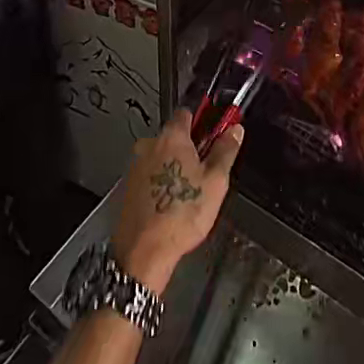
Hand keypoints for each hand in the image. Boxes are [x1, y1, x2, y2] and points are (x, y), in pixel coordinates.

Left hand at [111, 110, 243, 293]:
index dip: (204, 120)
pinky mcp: (128, 186)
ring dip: (175, 166)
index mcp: (171, 136)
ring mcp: (136, 165)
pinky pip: (150, 175)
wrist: (144, 251)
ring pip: (162, 157)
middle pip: (175, 136)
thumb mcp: (215, 182)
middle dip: (191, 148)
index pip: (188, 112)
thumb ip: (226, 150)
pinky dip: (162, 182)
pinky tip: (172, 203)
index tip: (216, 130)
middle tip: (207, 169)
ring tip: (190, 192)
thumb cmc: (180, 215)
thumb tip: (234, 130)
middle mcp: (149, 145)